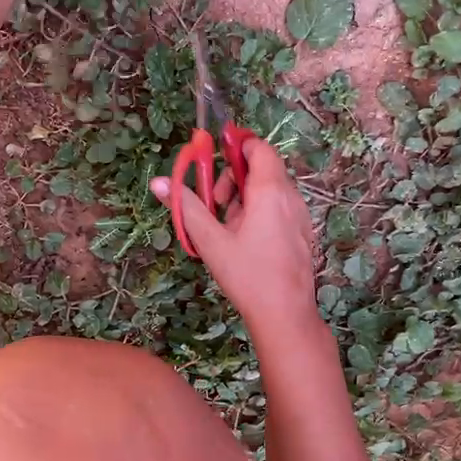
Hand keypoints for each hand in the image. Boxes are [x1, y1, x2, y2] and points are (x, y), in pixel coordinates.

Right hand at [151, 138, 318, 327]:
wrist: (285, 314)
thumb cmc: (247, 275)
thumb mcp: (210, 240)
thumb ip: (186, 206)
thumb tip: (159, 182)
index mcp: (269, 192)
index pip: (259, 148)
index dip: (237, 145)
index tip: (214, 157)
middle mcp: (290, 197)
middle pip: (261, 168)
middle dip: (233, 177)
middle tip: (215, 204)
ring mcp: (300, 216)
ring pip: (269, 189)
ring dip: (244, 197)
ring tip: (227, 226)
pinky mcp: (302, 232)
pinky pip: (278, 207)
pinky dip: (258, 211)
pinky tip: (245, 240)